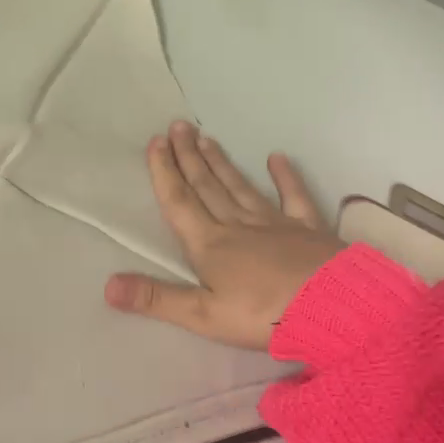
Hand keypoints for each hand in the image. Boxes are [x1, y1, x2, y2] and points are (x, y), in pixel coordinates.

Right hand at [104, 121, 344, 349]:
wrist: (336, 309)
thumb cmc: (264, 316)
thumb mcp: (202, 315)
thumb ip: (156, 299)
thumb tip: (108, 285)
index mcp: (209, 246)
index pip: (180, 203)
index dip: (165, 173)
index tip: (155, 143)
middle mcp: (238, 226)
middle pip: (208, 187)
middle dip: (189, 158)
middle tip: (178, 127)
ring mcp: (276, 225)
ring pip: (241, 188)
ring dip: (222, 164)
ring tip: (207, 138)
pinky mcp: (309, 231)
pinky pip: (294, 198)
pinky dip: (286, 177)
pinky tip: (278, 158)